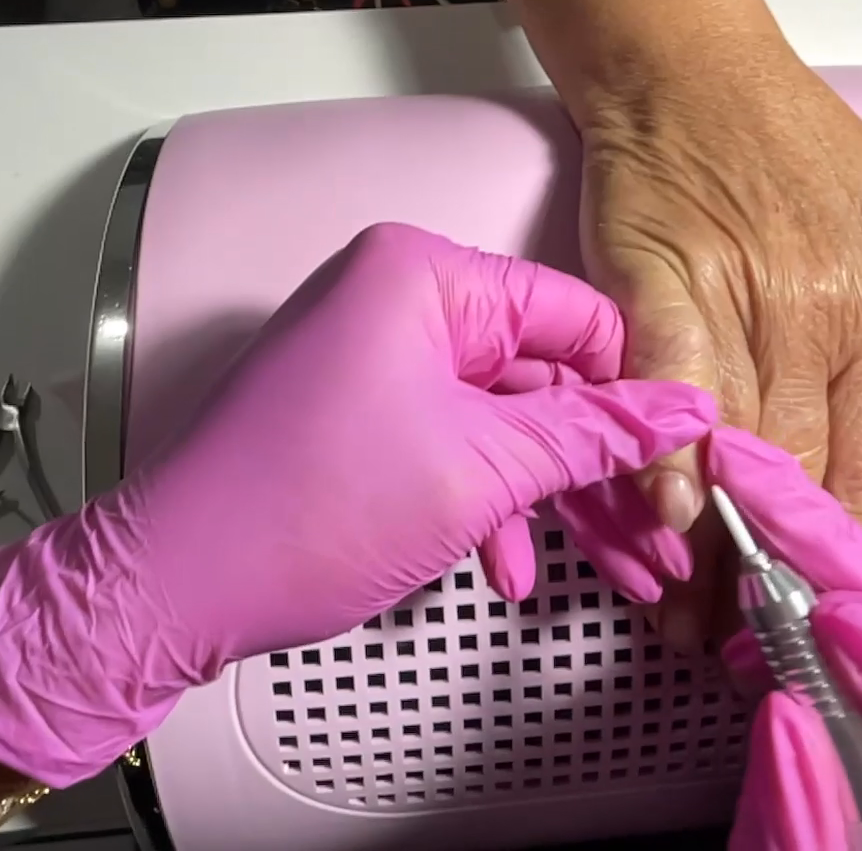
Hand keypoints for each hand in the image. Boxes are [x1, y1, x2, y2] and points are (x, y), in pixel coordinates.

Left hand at [0, 223, 714, 785]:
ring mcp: (380, 353)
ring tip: (620, 570)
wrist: (178, 584)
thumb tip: (679, 412)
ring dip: (552, 496)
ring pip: (501, 419)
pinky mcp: (365, 405)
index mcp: (423, 276)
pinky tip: (509, 566)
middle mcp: (399, 298)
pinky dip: (487, 500)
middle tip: (660, 532)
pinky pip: (452, 439)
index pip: (570, 312)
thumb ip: (590, 436)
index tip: (683, 449)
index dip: (635, 385)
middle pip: (539, 376)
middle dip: (600, 465)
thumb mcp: (478, 470)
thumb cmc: (307, 510)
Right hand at [504, 0, 861, 649]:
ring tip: (696, 618)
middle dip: (772, 565)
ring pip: (735, 440)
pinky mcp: (656, 282)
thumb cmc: (797, 145)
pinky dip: (668, 441)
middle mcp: (811, 319)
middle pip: (797, 467)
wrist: (693, 80)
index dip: (848, 540)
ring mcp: (732, 301)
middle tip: (749, 647)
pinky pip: (667, 376)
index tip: (824, 608)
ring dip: (718, 535)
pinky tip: (664, 509)